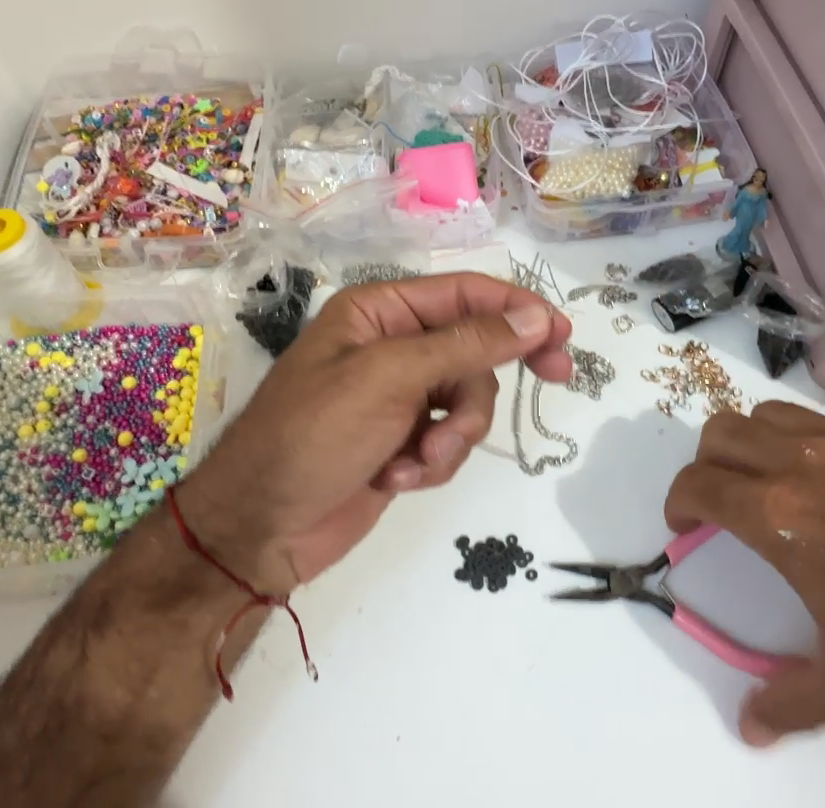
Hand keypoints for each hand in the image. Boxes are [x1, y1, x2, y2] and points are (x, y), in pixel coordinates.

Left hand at [178, 273, 572, 593]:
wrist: (260, 528)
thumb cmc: (313, 435)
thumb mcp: (390, 379)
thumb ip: (466, 345)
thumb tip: (536, 317)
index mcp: (380, 312)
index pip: (466, 295)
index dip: (519, 308)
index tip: (564, 333)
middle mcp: (393, 347)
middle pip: (475, 349)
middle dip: (489, 383)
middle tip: (558, 377)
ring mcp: (399, 397)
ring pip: (468, 401)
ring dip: (454, 436)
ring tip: (418, 461)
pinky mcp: (403, 442)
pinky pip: (449, 441)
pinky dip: (433, 461)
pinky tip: (397, 478)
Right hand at [665, 404, 824, 746]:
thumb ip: (786, 701)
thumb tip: (748, 729)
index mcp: (782, 516)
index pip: (698, 483)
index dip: (679, 502)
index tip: (686, 526)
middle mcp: (810, 462)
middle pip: (725, 430)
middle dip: (708, 463)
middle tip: (723, 505)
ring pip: (776, 414)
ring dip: (757, 444)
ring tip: (780, 489)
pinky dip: (817, 445)